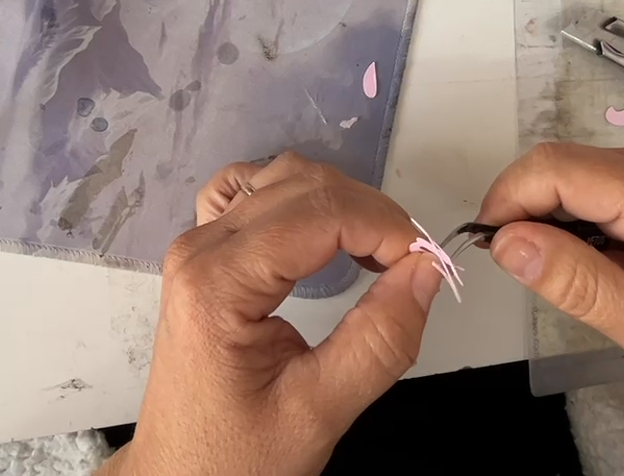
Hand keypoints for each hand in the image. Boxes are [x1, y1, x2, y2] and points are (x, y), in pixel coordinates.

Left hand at [104, 154, 448, 475]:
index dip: (383, 226)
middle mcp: (201, 246)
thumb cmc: (236, 458)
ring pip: (282, 176)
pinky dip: (297, 194)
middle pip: (303, 185)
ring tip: (376, 250)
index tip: (425, 262)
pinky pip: (251, 188)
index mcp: (219, 282)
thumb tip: (425, 270)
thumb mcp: (318, 414)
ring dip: (340, 200)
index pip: (318, 212)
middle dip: (370, 213)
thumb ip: (379, 342)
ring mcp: (198, 241)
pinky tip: (319, 226)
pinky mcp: (204, 247)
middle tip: (411, 263)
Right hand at [476, 142, 623, 475]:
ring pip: (569, 169)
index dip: (509, 200)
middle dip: (525, 210)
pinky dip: (571, 212)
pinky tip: (594, 255)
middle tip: (528, 270)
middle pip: (559, 164)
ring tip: (571, 271)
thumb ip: (577, 283)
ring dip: (548, 214)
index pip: (557, 169)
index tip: (490, 248)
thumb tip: (505, 241)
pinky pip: (590, 177)